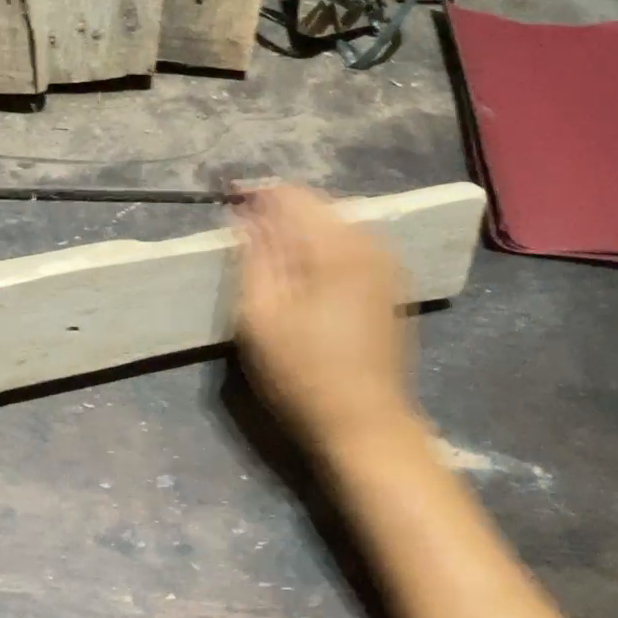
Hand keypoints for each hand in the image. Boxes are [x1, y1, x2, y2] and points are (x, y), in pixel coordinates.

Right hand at [234, 182, 413, 452]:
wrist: (365, 423)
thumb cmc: (302, 375)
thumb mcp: (260, 317)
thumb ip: (252, 257)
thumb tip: (244, 216)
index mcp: (335, 244)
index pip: (289, 194)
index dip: (254, 194)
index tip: (226, 203)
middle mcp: (368, 241)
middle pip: (316, 204)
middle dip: (278, 212)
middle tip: (243, 234)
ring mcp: (386, 264)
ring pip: (334, 224)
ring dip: (300, 231)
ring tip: (269, 256)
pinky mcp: (391, 286)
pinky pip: (351, 247)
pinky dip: (322, 250)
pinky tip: (304, 276)